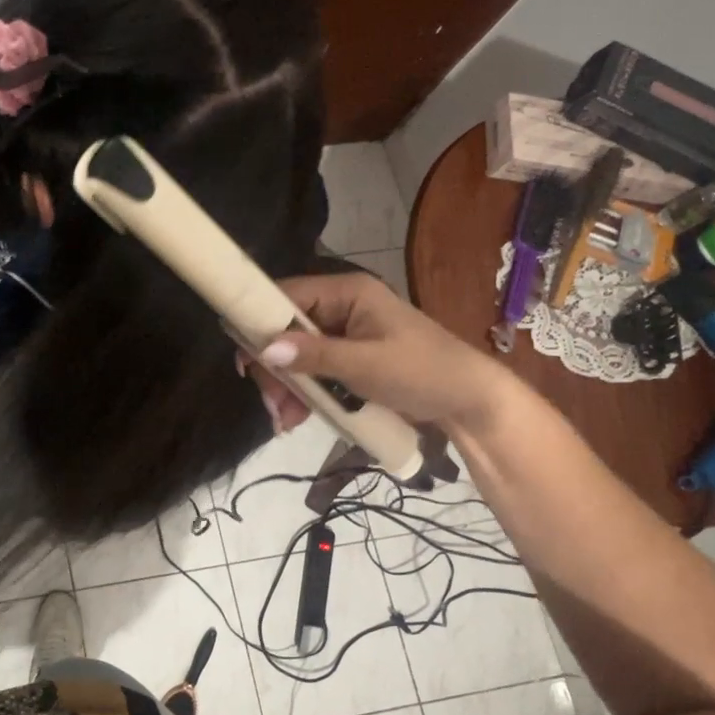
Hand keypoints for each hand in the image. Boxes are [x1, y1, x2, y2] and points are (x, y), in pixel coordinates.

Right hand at [249, 272, 521, 435]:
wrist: (470, 402)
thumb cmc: (423, 373)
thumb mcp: (367, 365)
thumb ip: (315, 356)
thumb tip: (266, 349)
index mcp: (347, 293)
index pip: (286, 296)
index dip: (258, 323)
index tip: (244, 359)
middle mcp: (341, 308)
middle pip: (285, 331)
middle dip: (274, 369)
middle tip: (272, 403)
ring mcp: (344, 335)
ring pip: (294, 356)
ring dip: (285, 388)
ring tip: (285, 421)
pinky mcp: (347, 360)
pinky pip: (311, 372)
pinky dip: (302, 395)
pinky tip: (295, 419)